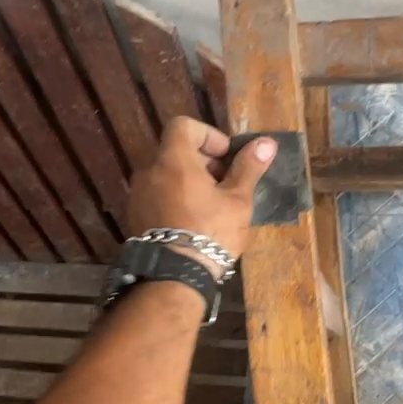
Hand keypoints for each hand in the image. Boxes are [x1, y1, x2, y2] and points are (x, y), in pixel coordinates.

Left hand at [124, 117, 274, 265]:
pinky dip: (175, 199)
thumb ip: (248, 167)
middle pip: (176, 151)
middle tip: (225, 186)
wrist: (175, 277)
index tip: (225, 158)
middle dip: (203, 161)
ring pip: (167, 175)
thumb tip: (267, 143)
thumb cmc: (211, 233)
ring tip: (211, 207)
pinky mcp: (135, 216)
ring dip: (189, 181)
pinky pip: (157, 195)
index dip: (208, 135)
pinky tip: (192, 223)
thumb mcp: (237, 200)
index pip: (184, 125)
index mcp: (173, 160)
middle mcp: (150, 171)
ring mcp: (138, 195)